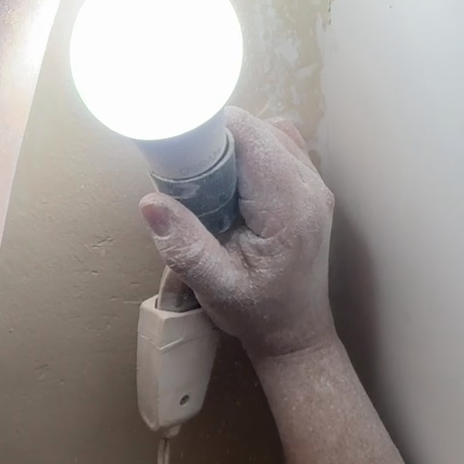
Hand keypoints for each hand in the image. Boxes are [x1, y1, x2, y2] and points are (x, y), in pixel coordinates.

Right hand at [140, 109, 337, 361]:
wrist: (295, 336)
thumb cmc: (259, 315)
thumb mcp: (215, 288)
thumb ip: (185, 246)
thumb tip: (150, 202)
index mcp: (290, 205)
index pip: (249, 134)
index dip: (209, 131)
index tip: (177, 152)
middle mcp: (309, 186)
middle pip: (257, 128)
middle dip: (216, 140)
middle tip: (186, 175)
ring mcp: (313, 185)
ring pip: (267, 133)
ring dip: (231, 146)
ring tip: (206, 183)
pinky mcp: (306, 189)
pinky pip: (275, 148)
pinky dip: (246, 154)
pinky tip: (228, 187)